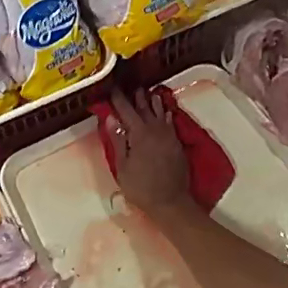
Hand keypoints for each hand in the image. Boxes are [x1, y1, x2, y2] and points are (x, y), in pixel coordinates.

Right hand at [105, 89, 194, 223]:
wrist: (170, 201)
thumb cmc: (141, 187)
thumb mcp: (122, 167)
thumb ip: (118, 140)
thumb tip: (111, 118)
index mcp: (139, 134)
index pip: (126, 111)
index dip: (119, 99)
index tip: (113, 88)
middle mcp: (155, 130)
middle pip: (145, 108)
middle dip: (137, 97)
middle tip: (133, 86)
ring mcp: (168, 136)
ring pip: (160, 113)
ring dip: (154, 102)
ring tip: (150, 92)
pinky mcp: (177, 143)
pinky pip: (171, 123)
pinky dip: (166, 115)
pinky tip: (166, 111)